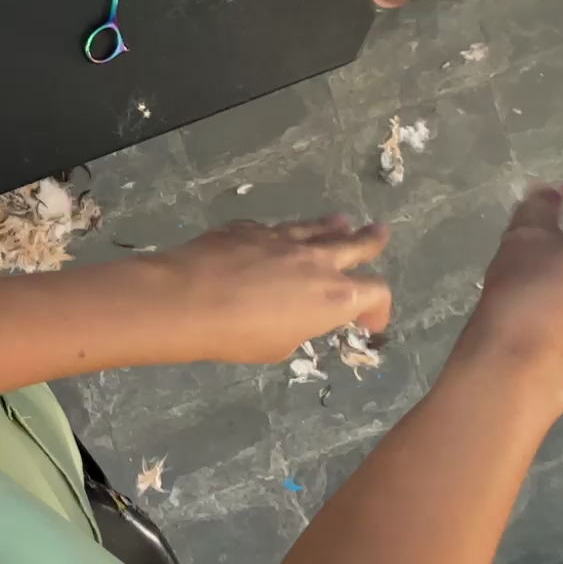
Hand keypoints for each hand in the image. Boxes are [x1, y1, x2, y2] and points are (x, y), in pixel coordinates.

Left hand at [154, 215, 391, 363]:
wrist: (183, 298)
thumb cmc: (235, 334)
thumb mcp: (280, 344)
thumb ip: (298, 323)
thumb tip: (293, 312)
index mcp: (335, 296)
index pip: (375, 293)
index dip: (377, 307)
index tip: (368, 319)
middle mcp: (314, 261)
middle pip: (352, 245)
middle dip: (368, 240)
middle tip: (378, 231)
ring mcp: (277, 239)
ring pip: (312, 228)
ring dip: (328, 226)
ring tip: (341, 219)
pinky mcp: (242, 228)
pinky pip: (267, 228)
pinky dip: (276, 232)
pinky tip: (271, 233)